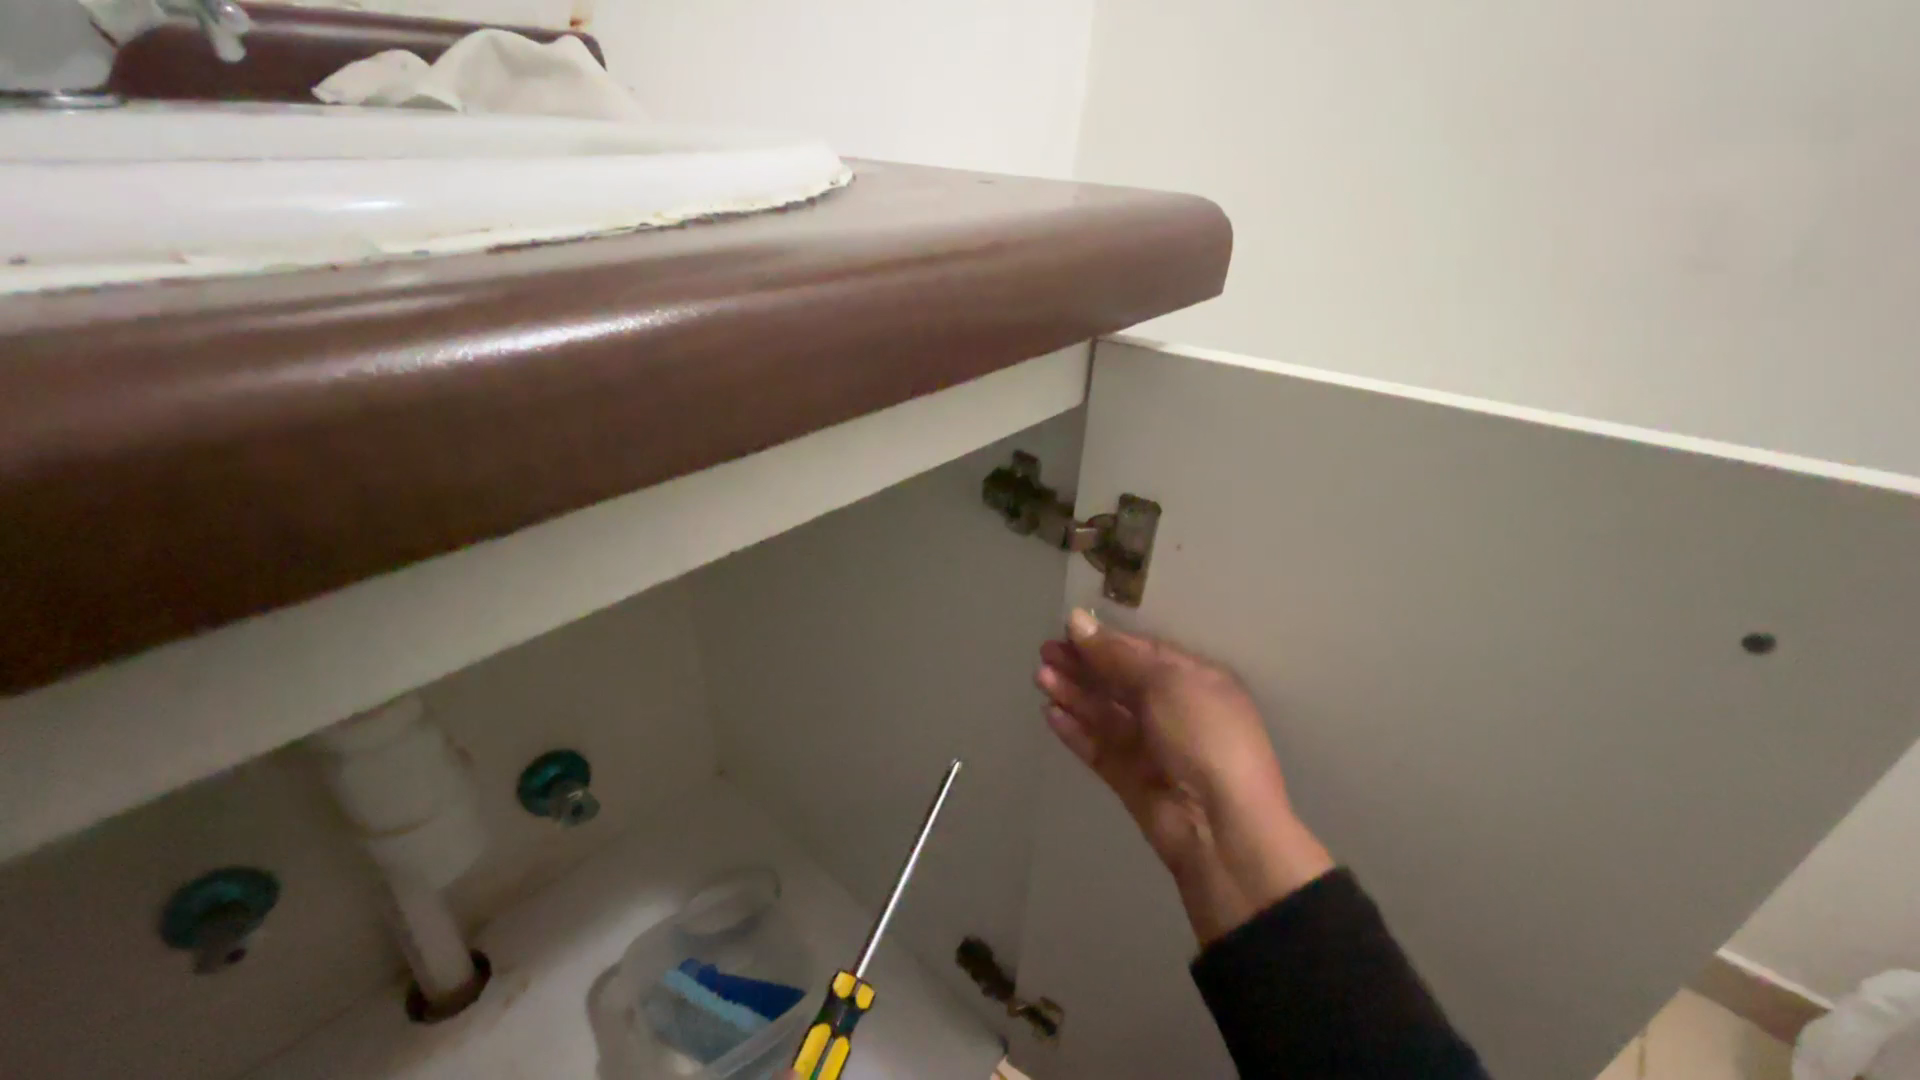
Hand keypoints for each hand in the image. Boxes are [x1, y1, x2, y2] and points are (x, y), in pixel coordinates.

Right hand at [1036, 609, 1333, 943]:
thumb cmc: (1203, 738)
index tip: (1067, 629)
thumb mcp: (1166, 683)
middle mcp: (1174, 711)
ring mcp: (1152, 748)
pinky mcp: (1131, 780)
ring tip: (1039, 677)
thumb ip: (1117, 655)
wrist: (1221, 827)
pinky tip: (1049, 714)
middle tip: (1045, 652)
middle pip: (1120, 682)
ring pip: (1106, 714)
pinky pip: (1099, 748)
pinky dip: (1076, 731)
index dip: (1105, 641)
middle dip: (1083, 666)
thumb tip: (1078, 622)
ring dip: (1074, 694)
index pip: (1143, 653)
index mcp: (1195, 682)